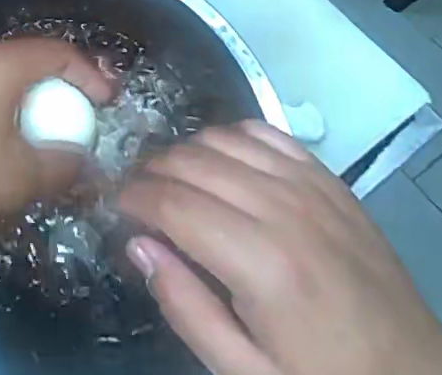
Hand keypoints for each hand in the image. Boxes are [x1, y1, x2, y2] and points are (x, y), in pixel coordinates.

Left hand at [0, 38, 112, 255]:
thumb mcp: (18, 177)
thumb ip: (63, 164)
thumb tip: (84, 159)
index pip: (58, 51)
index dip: (91, 74)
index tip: (110, 106)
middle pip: (32, 59)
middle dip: (64, 89)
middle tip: (84, 124)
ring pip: (6, 76)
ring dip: (33, 102)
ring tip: (48, 139)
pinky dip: (5, 108)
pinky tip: (4, 144)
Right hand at [119, 121, 441, 374]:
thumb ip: (187, 309)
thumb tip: (138, 245)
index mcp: (261, 265)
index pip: (171, 204)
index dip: (132, 199)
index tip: (115, 207)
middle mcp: (281, 209)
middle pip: (188, 162)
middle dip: (149, 173)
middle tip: (138, 197)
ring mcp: (308, 186)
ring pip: (218, 138)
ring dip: (183, 152)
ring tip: (173, 181)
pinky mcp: (326, 177)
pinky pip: (260, 132)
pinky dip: (227, 137)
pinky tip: (220, 163)